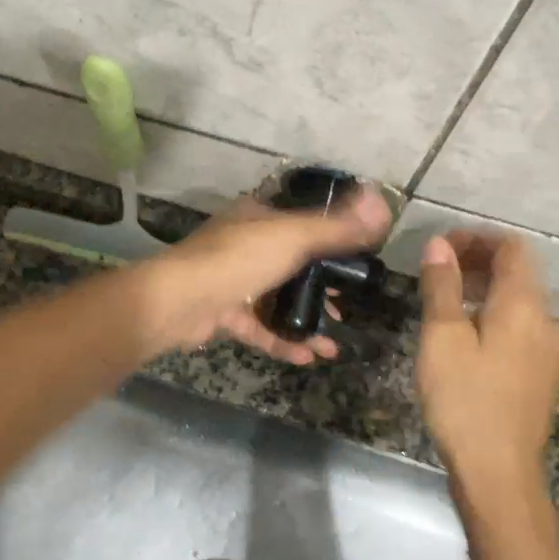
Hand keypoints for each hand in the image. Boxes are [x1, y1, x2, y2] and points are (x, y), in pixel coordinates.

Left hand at [141, 189, 391, 363]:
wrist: (178, 301)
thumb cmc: (238, 260)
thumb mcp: (293, 236)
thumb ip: (337, 226)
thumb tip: (381, 203)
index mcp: (258, 218)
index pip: (302, 222)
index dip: (331, 238)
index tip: (358, 260)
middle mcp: (244, 245)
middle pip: (292, 264)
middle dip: (321, 286)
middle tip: (346, 306)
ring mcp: (233, 281)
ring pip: (277, 299)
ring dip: (305, 319)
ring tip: (332, 342)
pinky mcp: (223, 313)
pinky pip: (260, 327)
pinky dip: (283, 340)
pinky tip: (308, 356)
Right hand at [415, 231, 558, 490]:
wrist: (498, 473)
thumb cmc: (465, 400)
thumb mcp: (442, 337)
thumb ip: (442, 286)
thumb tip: (439, 245)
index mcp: (524, 305)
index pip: (512, 247)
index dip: (477, 238)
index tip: (440, 248)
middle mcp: (547, 321)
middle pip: (519, 273)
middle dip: (478, 262)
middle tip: (436, 272)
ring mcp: (551, 351)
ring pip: (520, 302)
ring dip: (486, 290)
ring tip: (445, 303)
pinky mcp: (545, 375)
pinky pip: (522, 328)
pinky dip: (496, 317)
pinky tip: (467, 339)